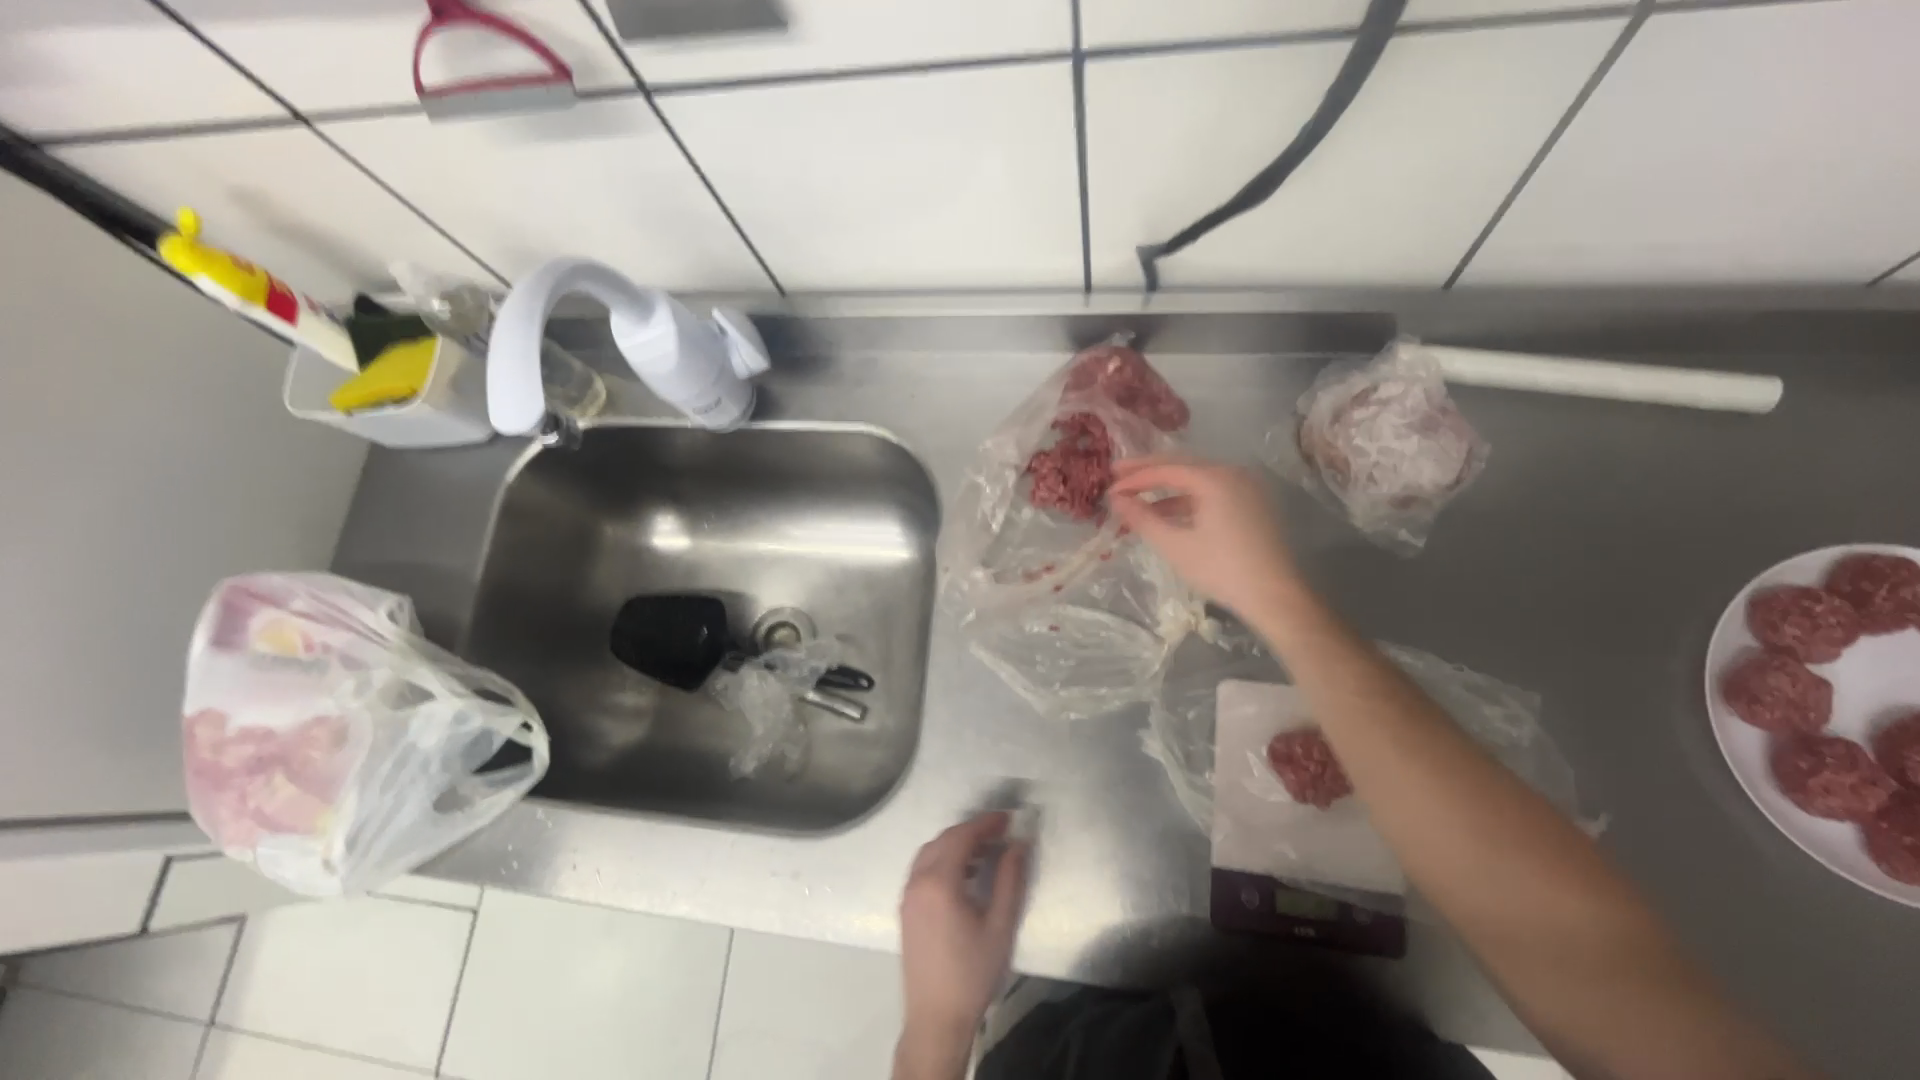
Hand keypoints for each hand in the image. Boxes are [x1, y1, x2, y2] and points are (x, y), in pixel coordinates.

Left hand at [895, 813, 1028, 1077]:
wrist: (936, 1017)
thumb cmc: (972, 973)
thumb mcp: (1000, 926)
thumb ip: (1010, 880)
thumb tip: (1018, 844)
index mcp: (938, 882)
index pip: (961, 837)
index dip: (986, 823)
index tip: (1009, 818)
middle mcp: (916, 882)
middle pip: (943, 840)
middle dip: (971, 830)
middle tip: (1001, 831)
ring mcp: (907, 896)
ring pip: (930, 853)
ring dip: (955, 844)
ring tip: (986, 850)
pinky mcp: (905, 910)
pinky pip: (922, 870)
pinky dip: (942, 860)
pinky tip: (964, 874)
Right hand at [1108, 456, 1301, 616]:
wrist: (1273, 595)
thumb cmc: (1221, 569)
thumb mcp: (1175, 546)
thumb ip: (1143, 519)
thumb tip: (1117, 500)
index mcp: (1214, 478)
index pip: (1165, 469)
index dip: (1134, 477)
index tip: (1109, 487)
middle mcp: (1232, 473)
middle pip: (1182, 465)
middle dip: (1148, 471)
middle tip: (1118, 475)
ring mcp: (1245, 487)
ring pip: (1197, 478)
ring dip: (1166, 487)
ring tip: (1138, 499)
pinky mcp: (1251, 503)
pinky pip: (1211, 491)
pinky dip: (1186, 498)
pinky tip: (1168, 513)